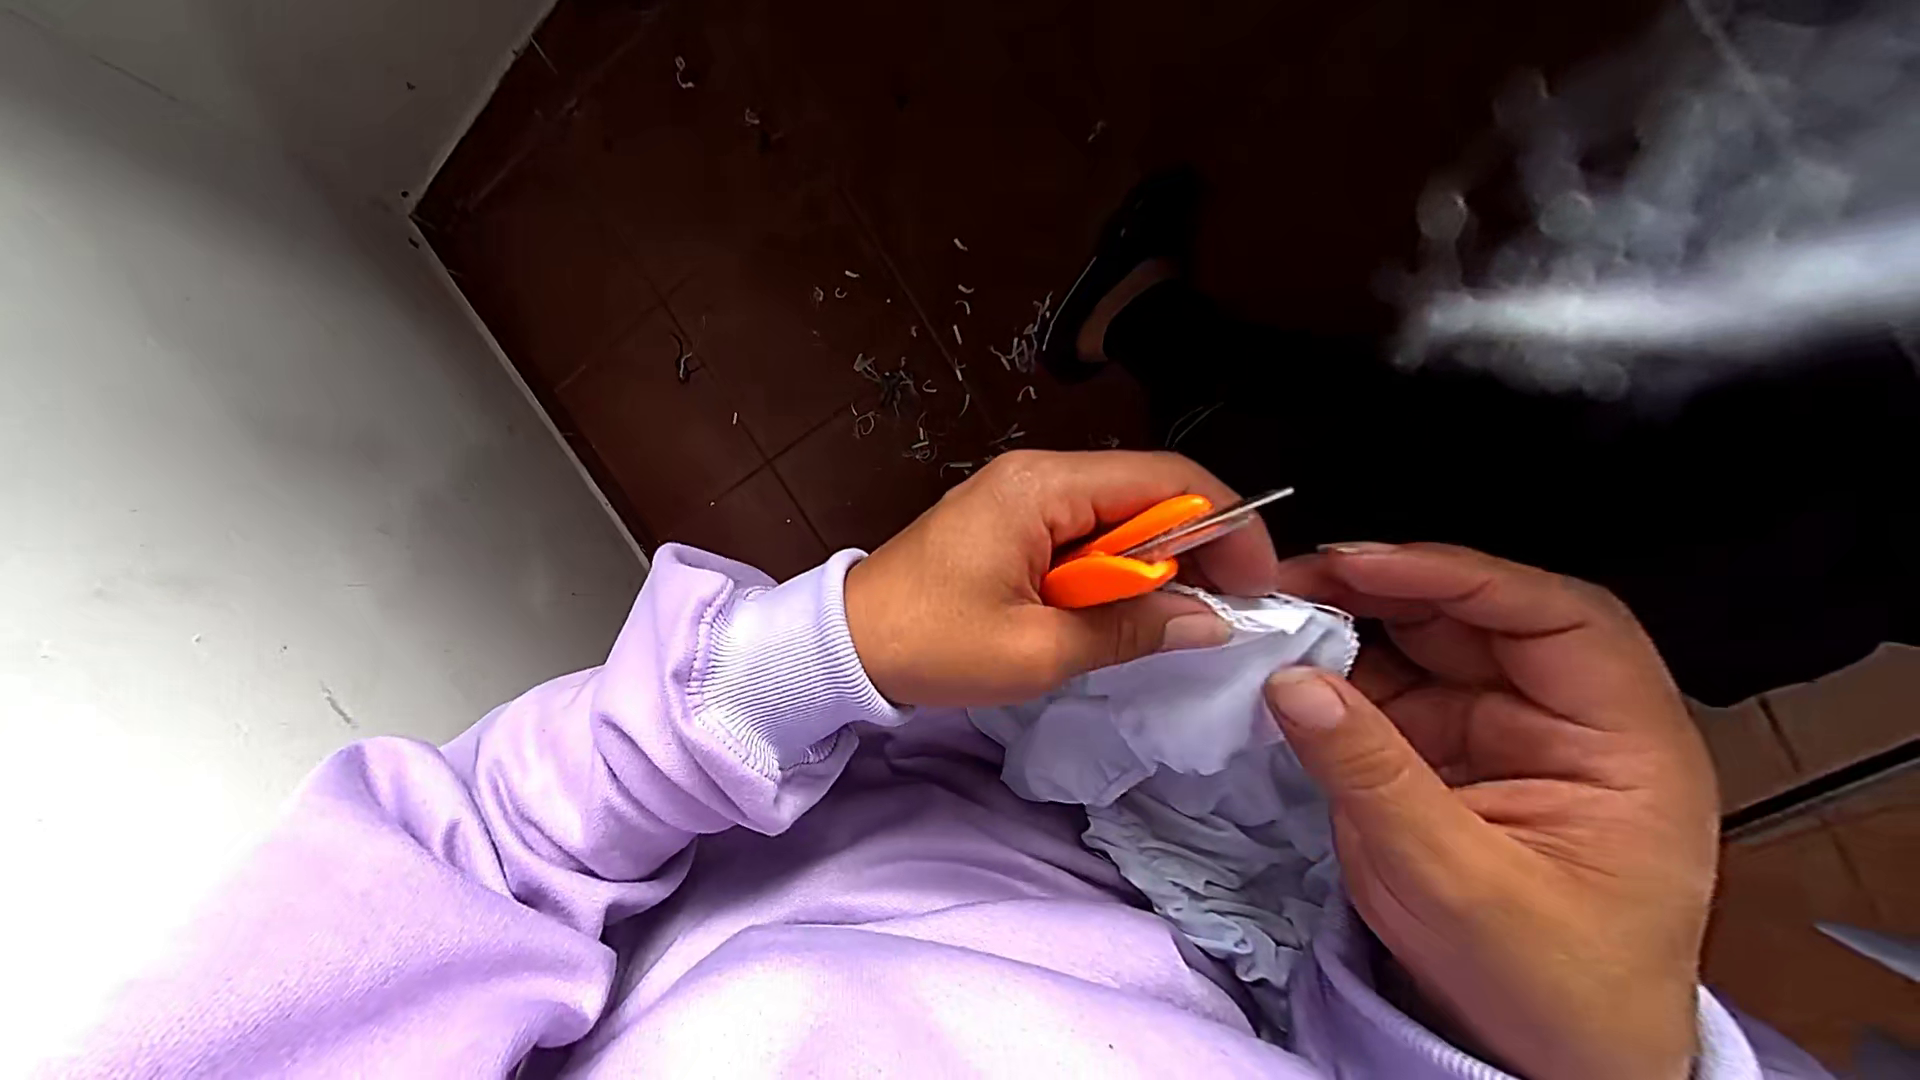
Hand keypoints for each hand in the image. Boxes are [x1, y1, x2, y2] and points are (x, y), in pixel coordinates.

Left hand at [844, 449, 1282, 705]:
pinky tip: (1112, 605)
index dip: (1226, 525)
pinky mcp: (1009, 518)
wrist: (846, 643)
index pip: (1167, 480)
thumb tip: (1208, 620)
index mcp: (1043, 487)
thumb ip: (1130, 628)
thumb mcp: (1038, 650)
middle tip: (1214, 611)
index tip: (1255, 584)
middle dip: (1191, 548)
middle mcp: (1036, 472)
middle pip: (1146, 491)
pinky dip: (1110, 567)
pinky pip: (1083, 530)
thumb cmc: (932, 646)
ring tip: (1163, 617)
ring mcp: (1020, 492)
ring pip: (1118, 514)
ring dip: (1149, 563)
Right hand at [1261, 543, 1717, 1079]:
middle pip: (1468, 614)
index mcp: (1619, 743)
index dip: (1457, 576)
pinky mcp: (1424, 738)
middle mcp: (1550, 715)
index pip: (1553, 618)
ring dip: (1345, 615)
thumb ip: (1369, 772)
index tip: (1363, 564)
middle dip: (1379, 585)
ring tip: (1279, 607)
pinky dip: (1325, 662)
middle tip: (1295, 577)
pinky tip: (1285, 654)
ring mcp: (1481, 722)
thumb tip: (1290, 680)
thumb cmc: (1538, 982)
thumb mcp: (1453, 879)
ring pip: (1413, 637)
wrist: (1517, 1043)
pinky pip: (1372, 678)